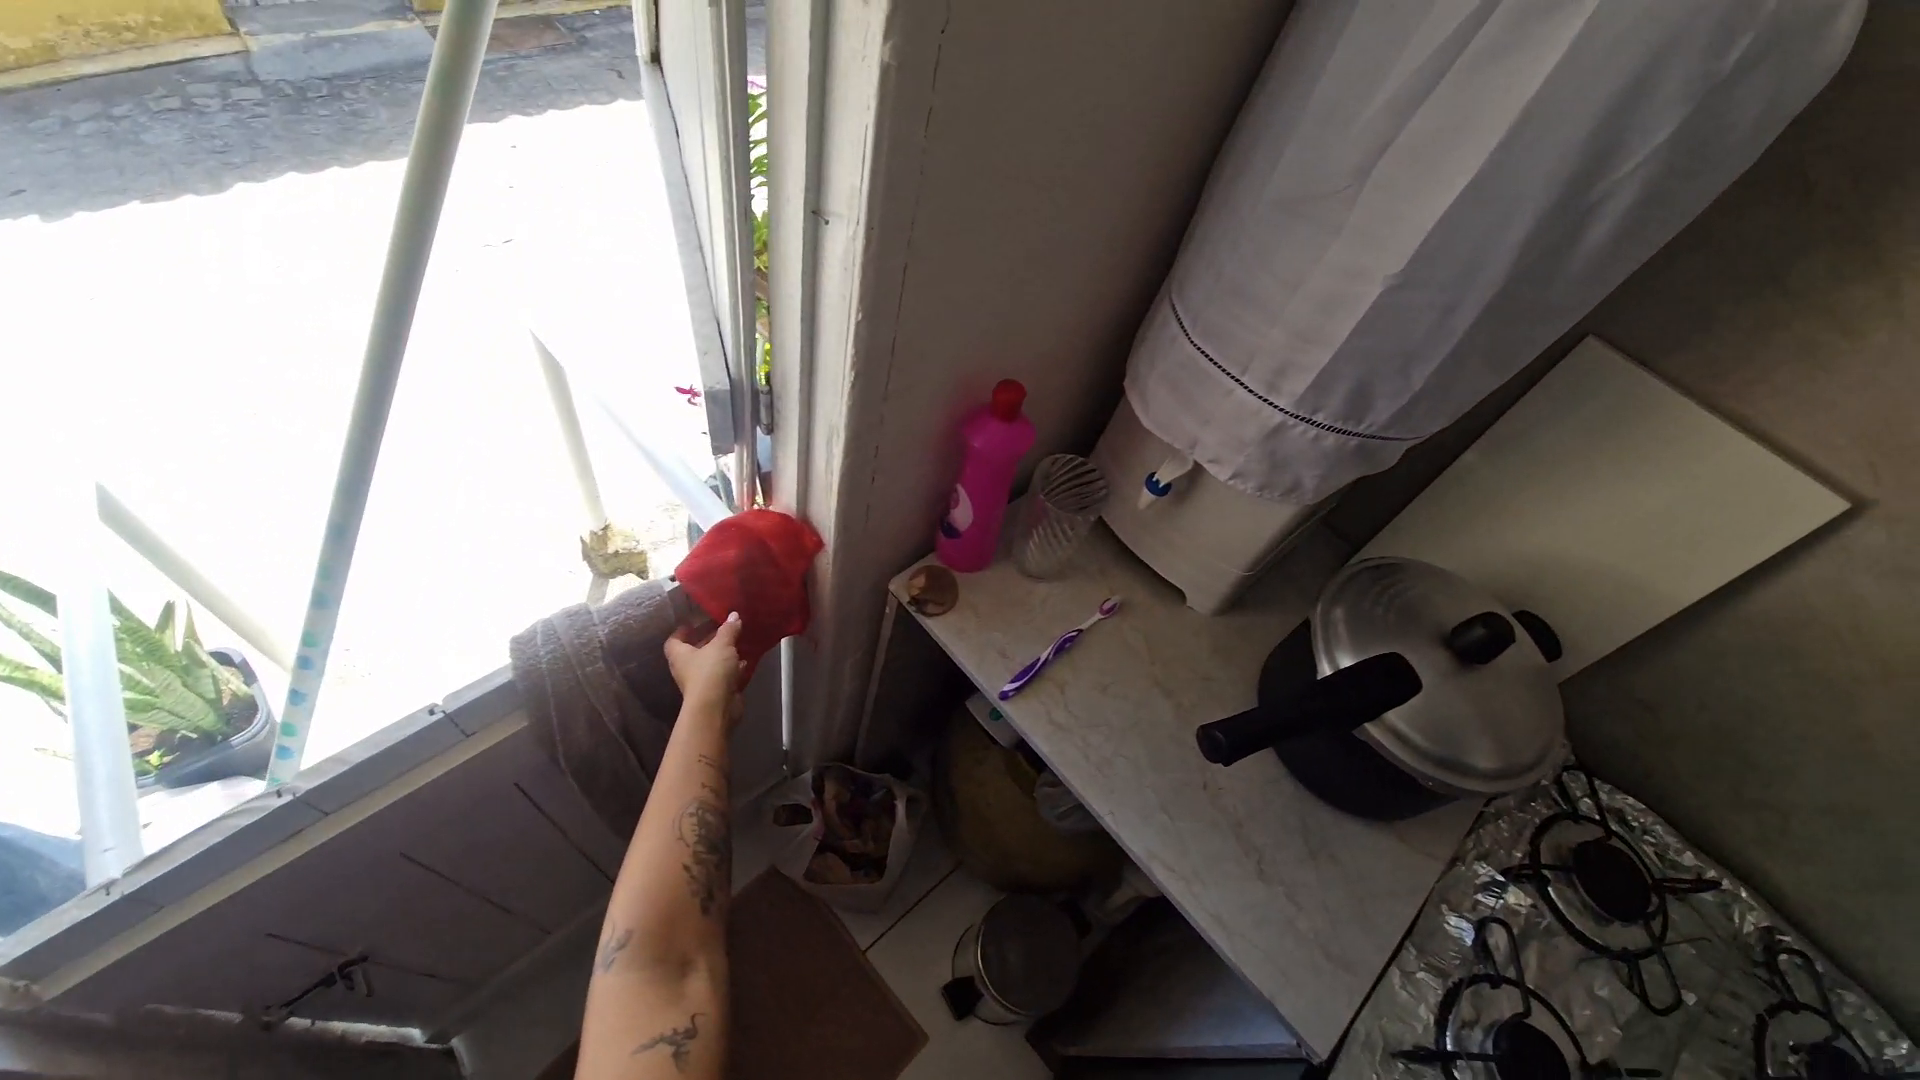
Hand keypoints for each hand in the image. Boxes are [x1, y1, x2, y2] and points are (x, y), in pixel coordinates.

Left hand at [665, 612, 746, 724]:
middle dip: (707, 640)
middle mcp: (686, 669)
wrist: (716, 706)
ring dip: (722, 654)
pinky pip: (723, 676)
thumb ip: (728, 630)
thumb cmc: (710, 671)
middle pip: (694, 651)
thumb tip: (733, 615)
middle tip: (722, 629)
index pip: (674, 640)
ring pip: (711, 664)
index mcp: (680, 655)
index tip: (693, 622)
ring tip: (736, 642)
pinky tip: (744, 661)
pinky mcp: (716, 691)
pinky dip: (732, 668)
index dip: (682, 631)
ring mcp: (701, 682)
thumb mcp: (722, 645)